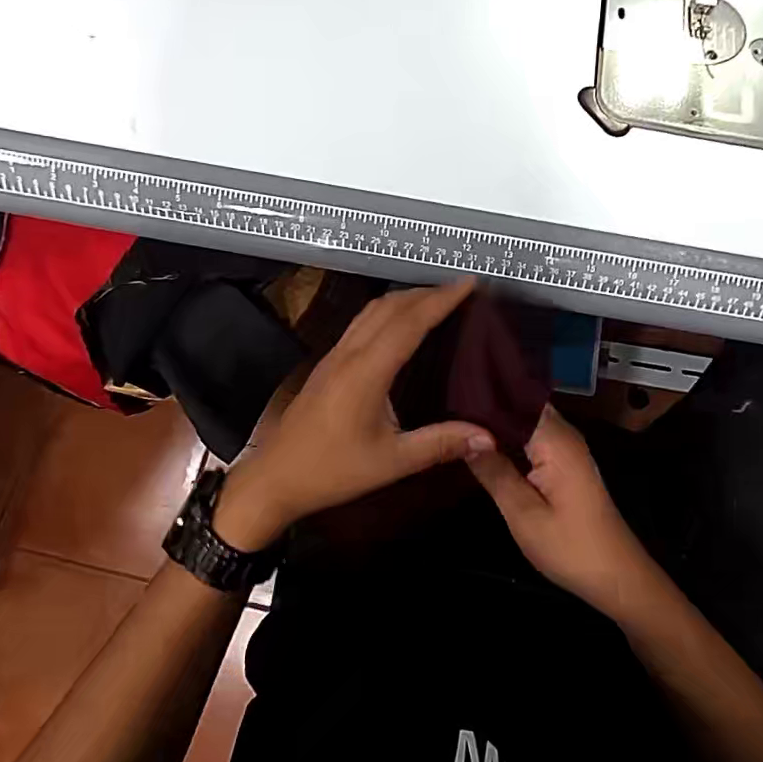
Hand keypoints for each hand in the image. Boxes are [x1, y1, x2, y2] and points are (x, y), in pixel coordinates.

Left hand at [214, 280, 494, 550]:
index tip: (470, 283)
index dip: (441, 300)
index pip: (409, 322)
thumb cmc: (331, 471)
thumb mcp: (392, 462)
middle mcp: (349, 354)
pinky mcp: (327, 365)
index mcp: (366, 372)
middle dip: (427, 292)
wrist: (274, 478)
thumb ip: (440, 444)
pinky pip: (361, 323)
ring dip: (406, 298)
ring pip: (372, 311)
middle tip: (462, 290)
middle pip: (390, 307)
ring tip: (437, 300)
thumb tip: (489, 437)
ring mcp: (334, 356)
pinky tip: (401, 325)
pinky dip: (388, 312)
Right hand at [467, 407, 668, 619]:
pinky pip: (536, 441)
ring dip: (499, 426)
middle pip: (522, 408)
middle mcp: (565, 436)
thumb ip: (494, 471)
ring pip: (528, 424)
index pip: (516, 399)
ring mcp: (569, 450)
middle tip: (449, 414)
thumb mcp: (522, 513)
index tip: (452, 399)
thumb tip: (467, 436)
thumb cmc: (569, 547)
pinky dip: (513, 442)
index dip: (485, 396)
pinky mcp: (568, 465)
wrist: (617, 577)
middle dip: (489, 409)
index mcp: (555, 440)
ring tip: (459, 426)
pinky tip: (488, 450)